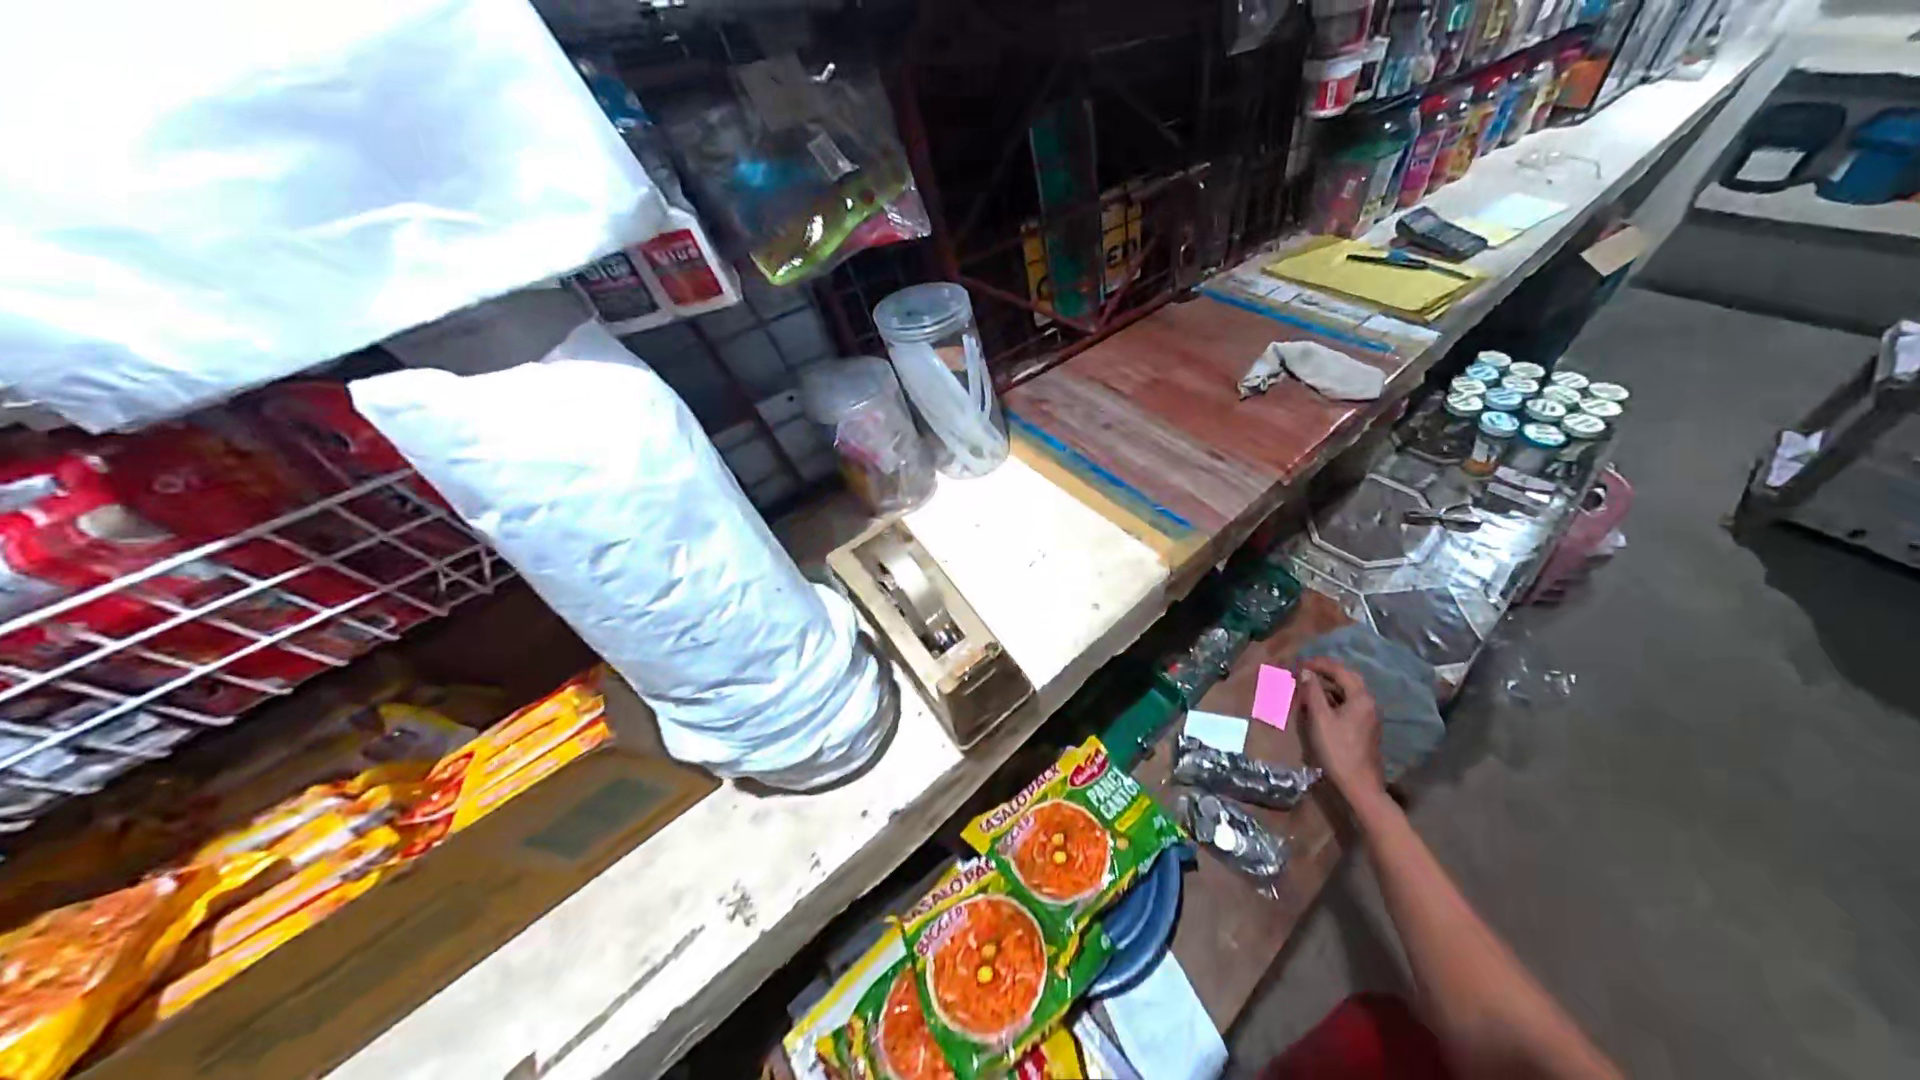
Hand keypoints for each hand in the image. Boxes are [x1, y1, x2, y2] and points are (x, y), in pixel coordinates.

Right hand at [1299, 658, 1385, 799]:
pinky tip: (1319, 703)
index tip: (1298, 663)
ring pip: (1347, 692)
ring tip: (1308, 684)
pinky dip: (1332, 697)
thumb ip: (1312, 692)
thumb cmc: (1337, 749)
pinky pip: (1347, 703)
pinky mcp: (1364, 727)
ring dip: (1328, 684)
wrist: (1359, 784)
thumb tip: (1305, 671)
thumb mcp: (1320, 719)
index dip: (1318, 664)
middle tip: (1304, 669)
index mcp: (1361, 698)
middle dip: (1326, 671)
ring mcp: (1368, 716)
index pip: (1340, 671)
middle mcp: (1368, 703)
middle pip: (1347, 679)